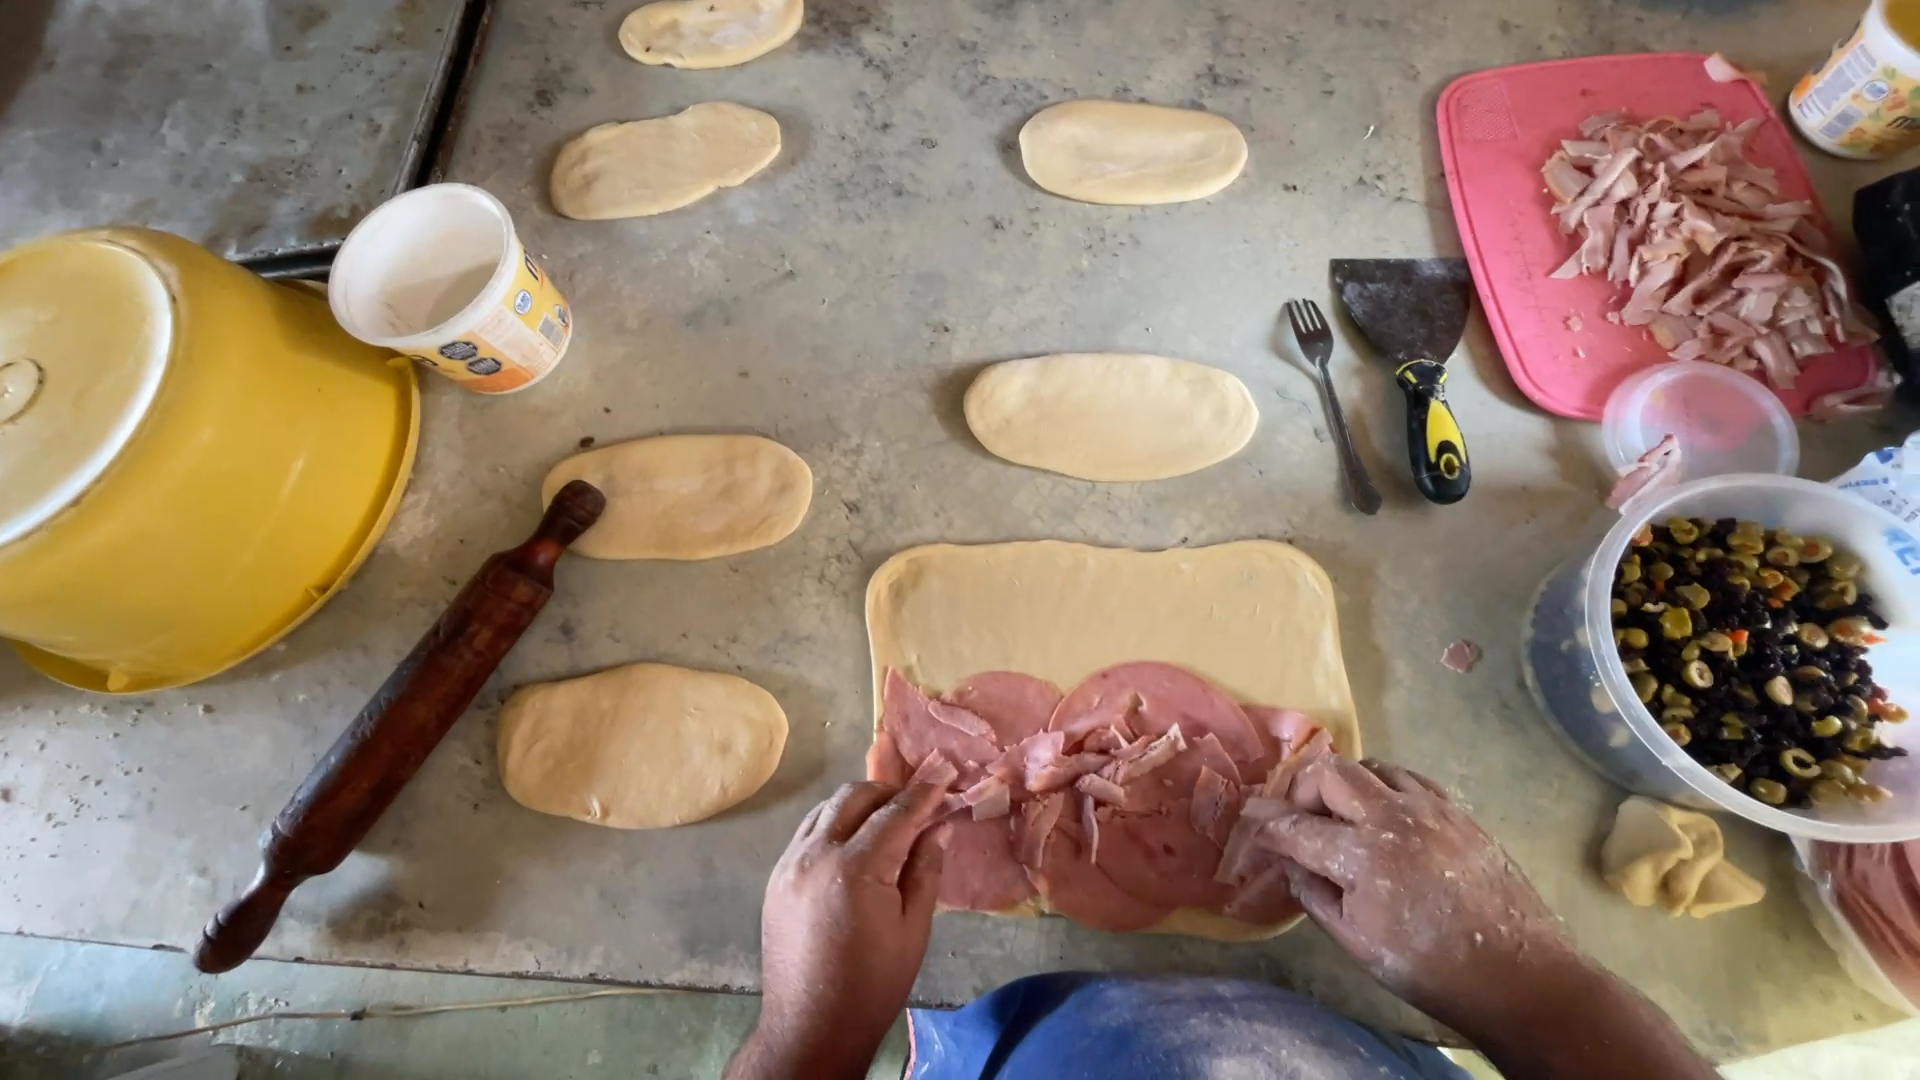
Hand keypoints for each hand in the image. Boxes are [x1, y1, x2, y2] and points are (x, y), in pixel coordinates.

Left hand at [728, 782, 948, 1079]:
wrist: (810, 1029)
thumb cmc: (872, 985)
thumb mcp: (913, 929)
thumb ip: (925, 870)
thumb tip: (939, 827)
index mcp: (855, 869)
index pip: (895, 813)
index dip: (922, 794)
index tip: (942, 777)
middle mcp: (816, 855)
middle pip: (854, 796)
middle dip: (887, 792)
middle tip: (913, 804)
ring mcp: (789, 863)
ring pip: (826, 807)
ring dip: (858, 804)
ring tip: (883, 820)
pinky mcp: (776, 877)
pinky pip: (807, 831)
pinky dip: (834, 823)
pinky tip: (852, 843)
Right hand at [1259, 756, 1579, 1031]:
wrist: (1526, 980)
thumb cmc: (1432, 970)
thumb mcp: (1356, 943)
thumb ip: (1312, 893)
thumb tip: (1286, 860)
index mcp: (1363, 858)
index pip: (1295, 827)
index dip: (1266, 826)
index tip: (1250, 824)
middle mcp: (1392, 819)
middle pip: (1327, 773)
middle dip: (1301, 790)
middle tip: (1298, 816)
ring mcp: (1429, 810)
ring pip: (1368, 766)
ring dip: (1343, 785)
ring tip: (1341, 815)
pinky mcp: (1457, 812)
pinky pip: (1407, 778)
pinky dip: (1383, 787)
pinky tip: (1384, 815)